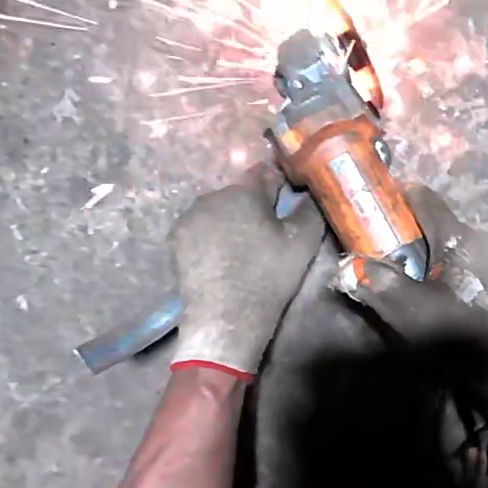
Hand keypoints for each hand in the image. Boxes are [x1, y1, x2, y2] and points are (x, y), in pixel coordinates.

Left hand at [171, 166, 324, 378]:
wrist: (226, 315)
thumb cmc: (269, 275)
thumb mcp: (302, 242)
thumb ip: (310, 209)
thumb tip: (310, 193)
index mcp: (245, 191)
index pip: (264, 173)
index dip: (277, 185)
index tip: (285, 202)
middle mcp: (213, 196)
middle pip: (239, 193)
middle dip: (252, 206)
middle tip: (266, 233)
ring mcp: (191, 217)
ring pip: (219, 210)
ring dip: (231, 221)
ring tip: (242, 249)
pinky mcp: (178, 239)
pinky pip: (201, 228)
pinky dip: (212, 236)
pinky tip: (222, 258)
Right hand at [342, 186, 487, 449]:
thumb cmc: (463, 335)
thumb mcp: (411, 312)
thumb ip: (377, 284)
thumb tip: (347, 266)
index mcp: (457, 237)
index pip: (421, 196)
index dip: (393, 198)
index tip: (372, 213)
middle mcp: (481, 238)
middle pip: (436, 224)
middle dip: (408, 236)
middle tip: (385, 259)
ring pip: (453, 248)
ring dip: (430, 258)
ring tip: (411, 285)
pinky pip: (469, 267)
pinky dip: (449, 275)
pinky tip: (442, 302)